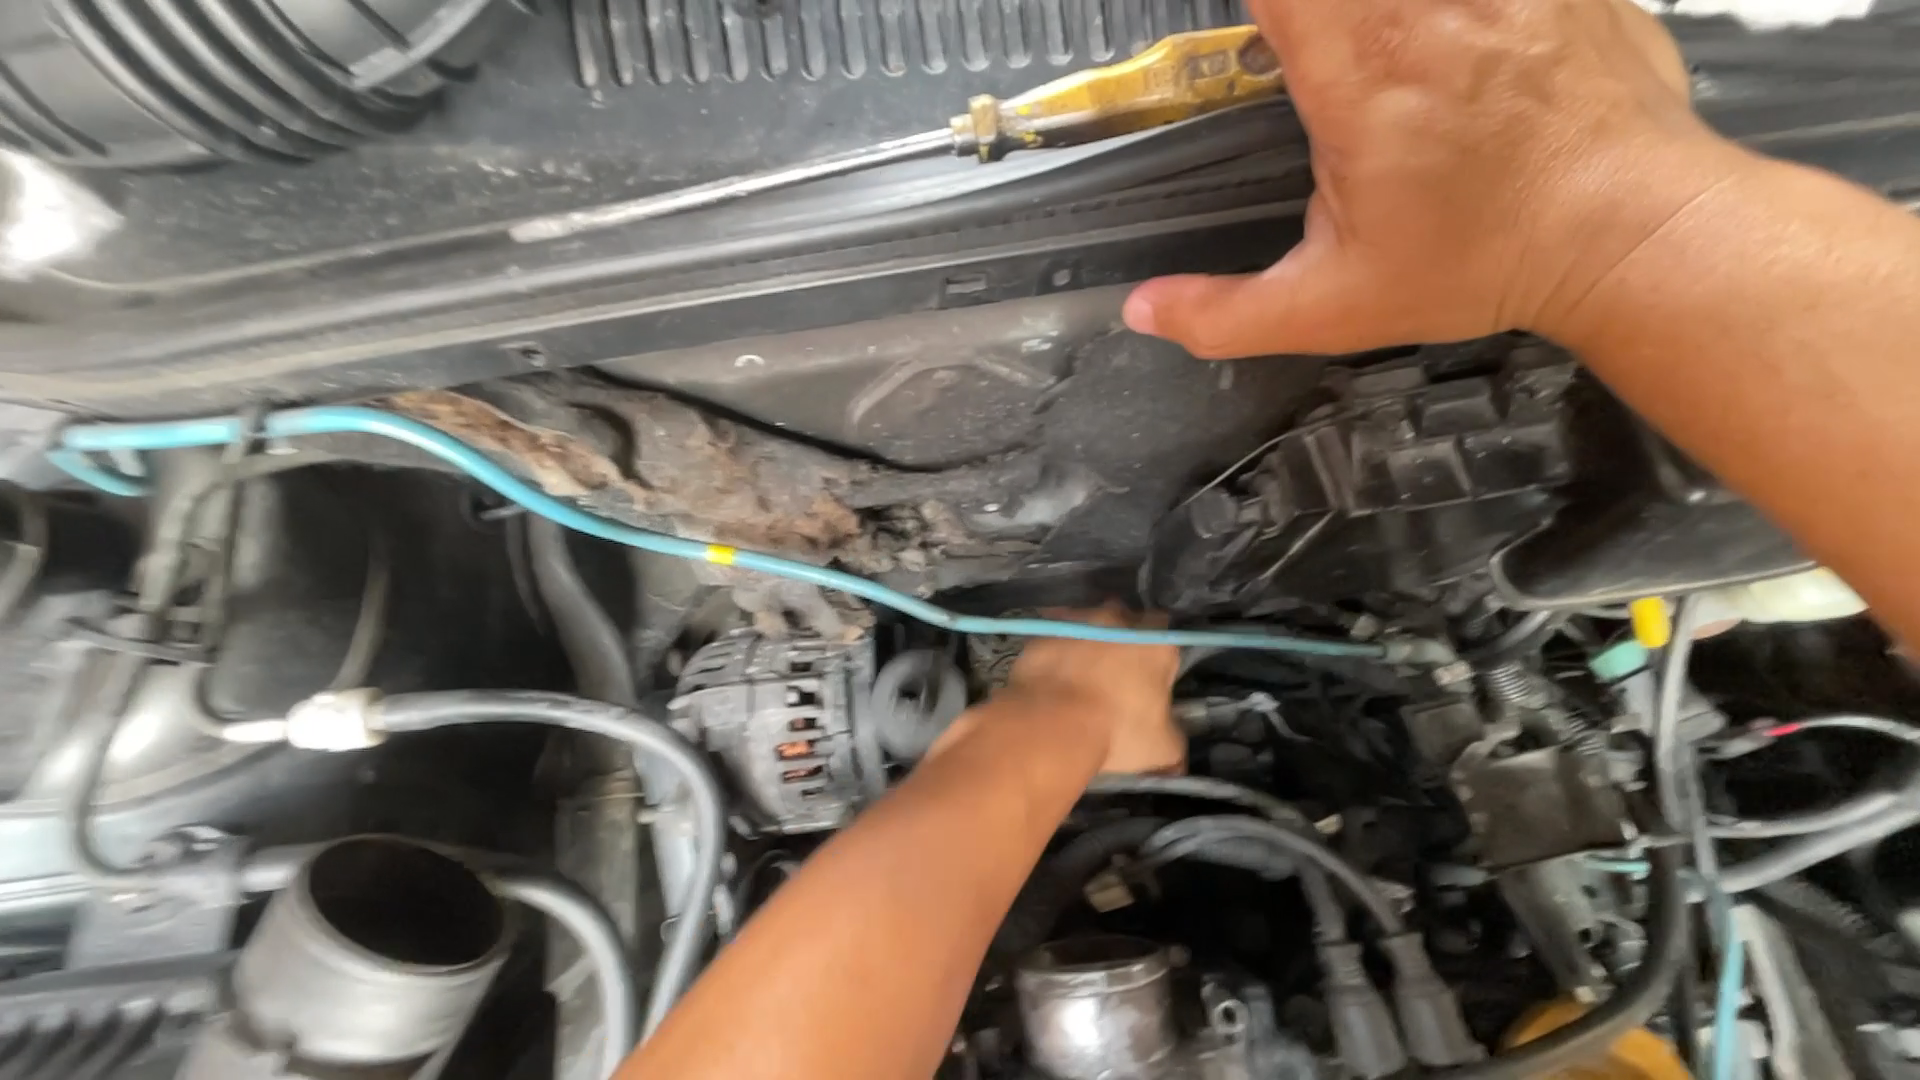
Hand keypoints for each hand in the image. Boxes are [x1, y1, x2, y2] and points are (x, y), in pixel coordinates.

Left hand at [1000, 604, 1183, 774]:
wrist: (1052, 721)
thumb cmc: (1117, 730)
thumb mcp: (1162, 748)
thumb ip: (1173, 739)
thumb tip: (1173, 751)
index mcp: (1157, 643)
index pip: (1166, 634)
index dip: (1156, 653)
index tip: (1148, 674)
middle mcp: (1119, 621)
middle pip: (1126, 622)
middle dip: (1121, 639)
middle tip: (1113, 672)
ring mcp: (1078, 621)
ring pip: (1088, 624)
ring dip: (1086, 641)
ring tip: (1079, 673)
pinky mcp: (1044, 631)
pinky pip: (1055, 637)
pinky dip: (1055, 651)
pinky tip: (1052, 675)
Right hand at [1122, 0, 1754, 356]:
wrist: (1626, 230)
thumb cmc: (1472, 264)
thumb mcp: (1327, 307)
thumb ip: (1222, 313)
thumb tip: (1138, 310)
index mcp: (1361, 69)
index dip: (1245, 1)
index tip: (1235, 26)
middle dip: (1301, 3)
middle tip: (1284, 36)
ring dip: (1357, 4)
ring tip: (1343, 43)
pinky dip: (1423, 2)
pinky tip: (1411, 31)